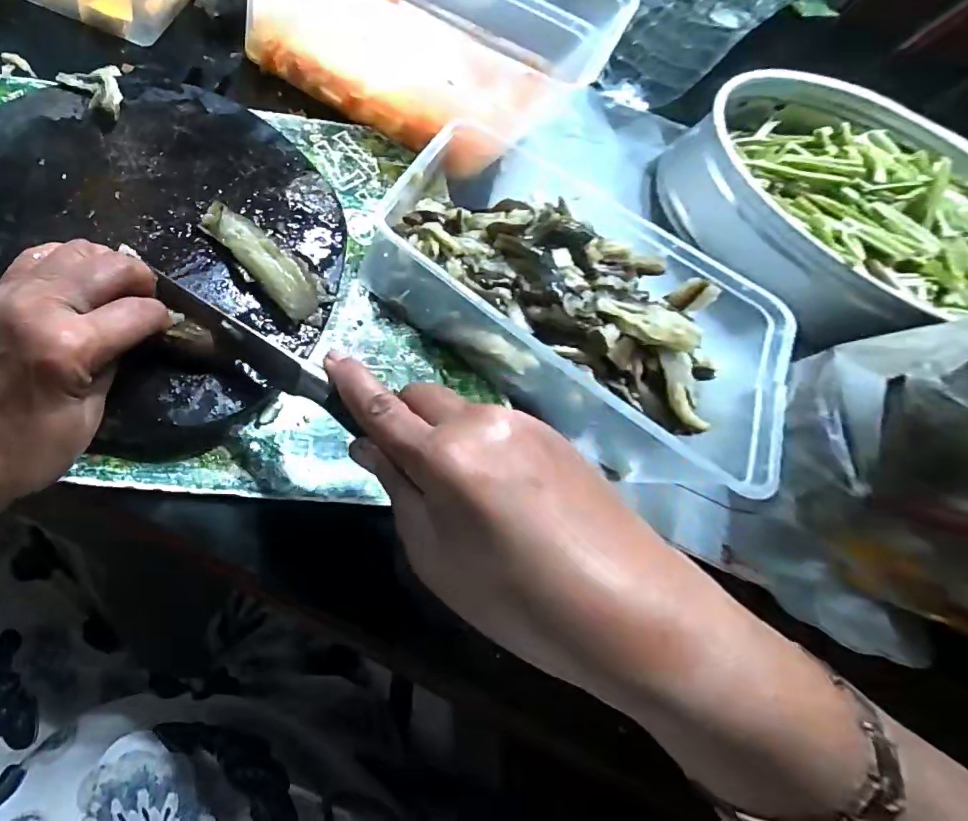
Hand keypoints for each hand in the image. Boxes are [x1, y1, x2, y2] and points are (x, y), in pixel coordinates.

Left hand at [0, 241, 168, 514]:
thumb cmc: (33, 447)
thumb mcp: (91, 412)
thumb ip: (117, 359)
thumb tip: (142, 328)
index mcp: (67, 346)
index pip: (136, 311)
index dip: (160, 316)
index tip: (169, 324)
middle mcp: (40, 306)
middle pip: (111, 266)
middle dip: (141, 280)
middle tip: (148, 300)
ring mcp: (14, 293)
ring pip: (79, 250)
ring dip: (107, 265)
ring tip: (115, 289)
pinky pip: (45, 255)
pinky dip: (71, 262)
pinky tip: (80, 283)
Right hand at [325, 354, 711, 700]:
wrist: (634, 610)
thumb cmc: (518, 601)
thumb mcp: (436, 558)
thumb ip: (398, 490)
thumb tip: (370, 446)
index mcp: (445, 456)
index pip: (384, 408)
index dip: (353, 384)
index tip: (333, 358)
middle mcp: (481, 422)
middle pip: (421, 398)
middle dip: (401, 417)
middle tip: (402, 467)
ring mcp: (522, 423)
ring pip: (459, 412)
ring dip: (441, 435)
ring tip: (461, 497)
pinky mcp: (553, 433)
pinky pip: (494, 426)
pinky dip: (476, 445)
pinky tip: (501, 496)